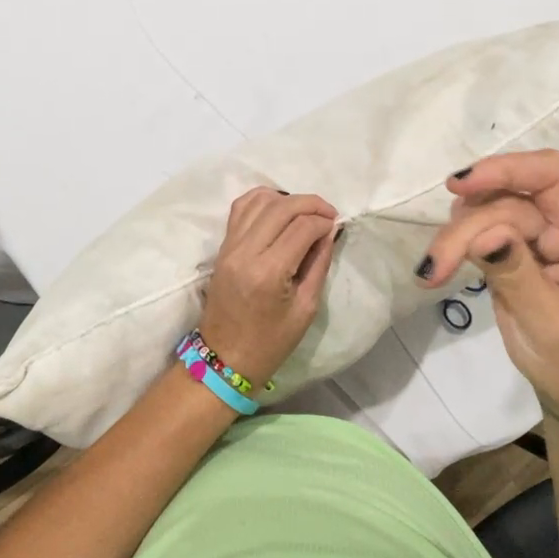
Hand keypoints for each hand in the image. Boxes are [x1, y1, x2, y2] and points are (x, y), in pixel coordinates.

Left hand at [197, 187, 340, 385]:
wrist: (224, 359)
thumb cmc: (270, 343)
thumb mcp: (305, 309)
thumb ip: (318, 264)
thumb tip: (328, 231)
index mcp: (268, 272)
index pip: (301, 228)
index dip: (323, 221)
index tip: (336, 225)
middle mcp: (245, 252)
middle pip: (281, 208)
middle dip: (310, 204)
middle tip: (328, 213)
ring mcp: (229, 246)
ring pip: (258, 201)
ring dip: (286, 199)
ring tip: (305, 211)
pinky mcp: (222, 246)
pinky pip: (240, 208)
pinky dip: (261, 200)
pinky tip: (278, 207)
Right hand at [415, 151, 558, 449]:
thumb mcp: (550, 323)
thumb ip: (516, 273)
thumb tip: (484, 234)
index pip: (551, 176)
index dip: (506, 168)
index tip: (459, 186)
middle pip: (509, 198)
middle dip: (468, 226)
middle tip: (434, 266)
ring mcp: (543, 239)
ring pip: (490, 212)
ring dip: (457, 234)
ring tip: (436, 269)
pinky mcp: (521, 253)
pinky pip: (485, 232)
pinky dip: (459, 245)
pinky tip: (442, 266)